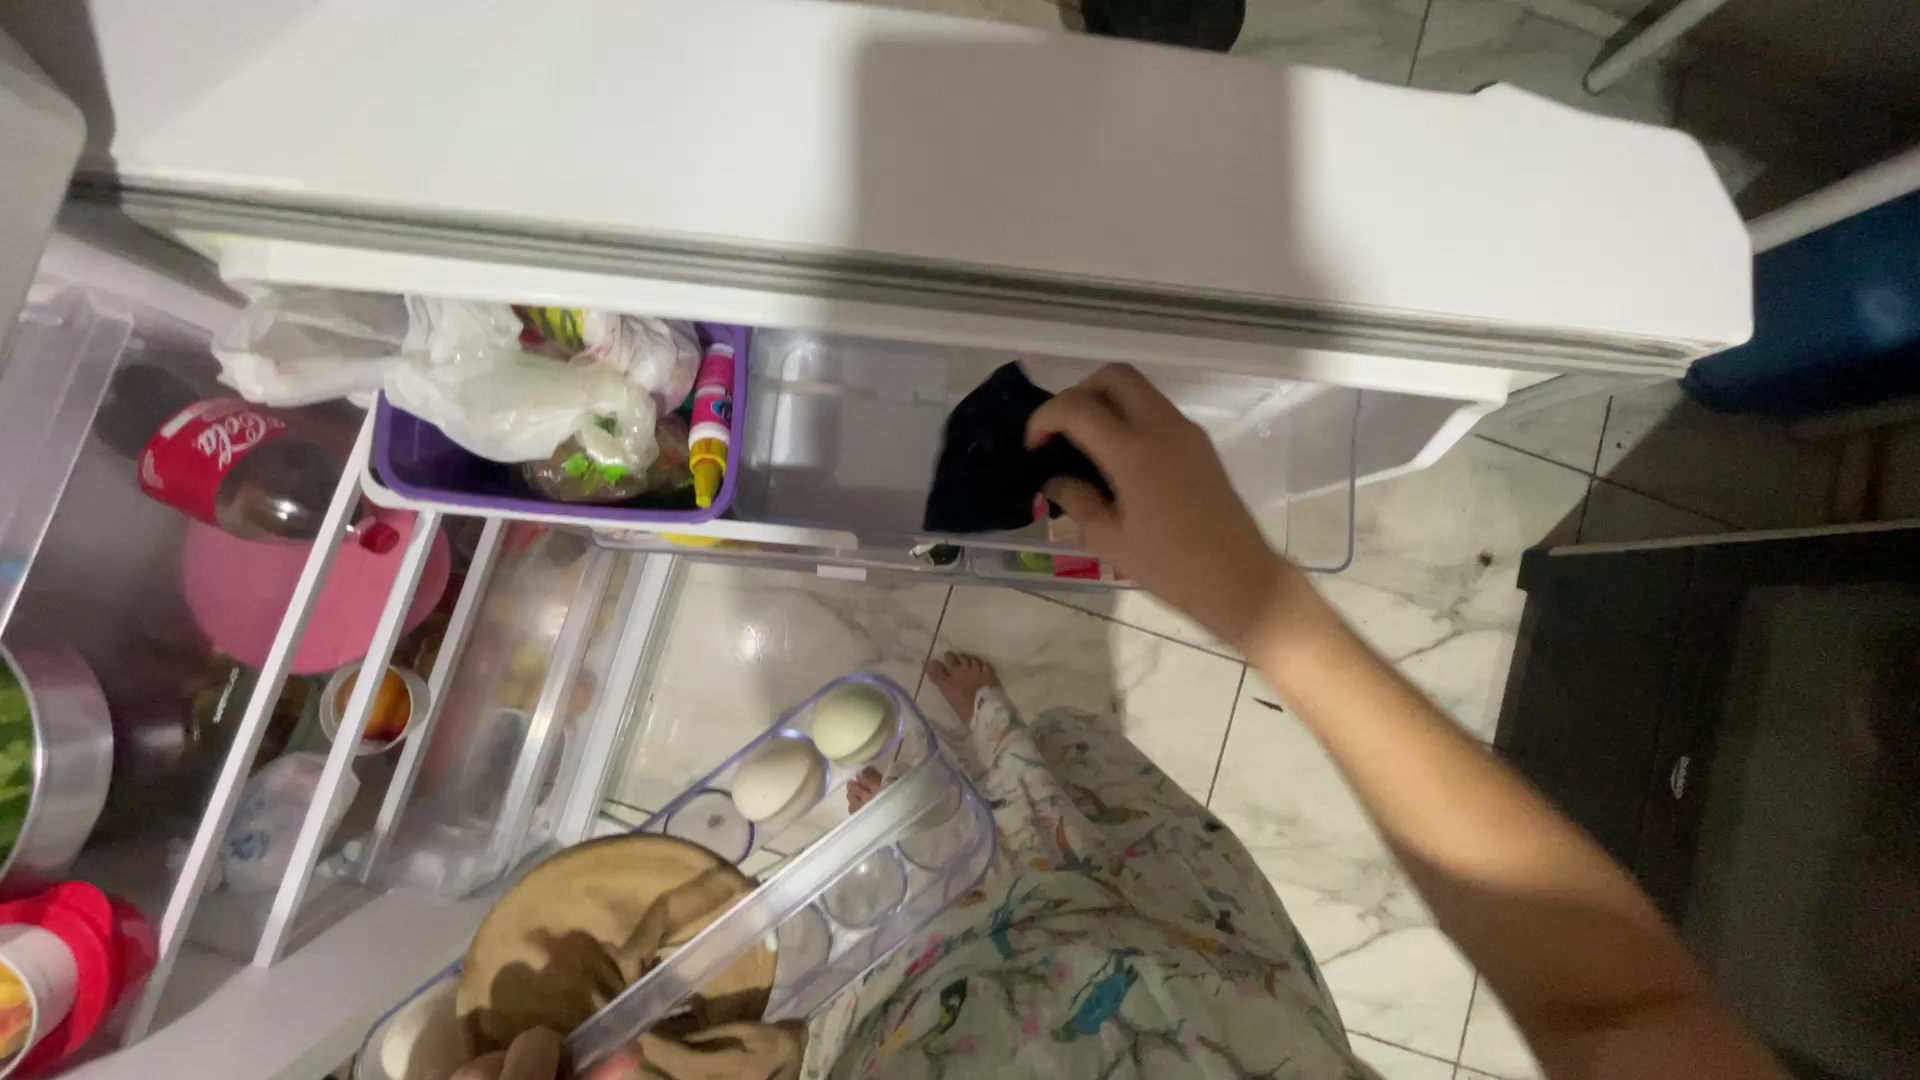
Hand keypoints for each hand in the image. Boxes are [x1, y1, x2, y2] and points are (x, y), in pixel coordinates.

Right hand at [1027, 365, 1303, 652]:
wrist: (1239, 579)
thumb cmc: (1169, 567)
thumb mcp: (1108, 540)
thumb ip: (1076, 500)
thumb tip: (1055, 481)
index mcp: (1133, 451)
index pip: (1077, 407)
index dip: (1044, 418)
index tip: (1033, 447)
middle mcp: (1162, 427)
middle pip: (1113, 376)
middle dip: (1077, 394)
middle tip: (1061, 432)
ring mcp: (1186, 432)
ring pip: (1138, 389)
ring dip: (1105, 403)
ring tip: (1085, 447)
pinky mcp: (1200, 444)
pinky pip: (1156, 411)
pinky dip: (1128, 418)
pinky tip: (1117, 461)